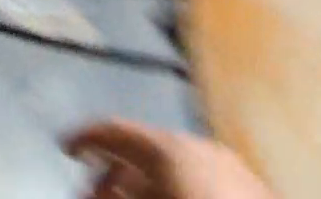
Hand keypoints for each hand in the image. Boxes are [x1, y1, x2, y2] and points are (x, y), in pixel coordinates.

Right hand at [65, 120, 273, 198]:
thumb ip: (110, 192)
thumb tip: (87, 191)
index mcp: (168, 147)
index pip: (112, 129)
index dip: (83, 137)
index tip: (65, 149)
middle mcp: (198, 146)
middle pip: (142, 148)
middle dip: (114, 170)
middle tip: (94, 193)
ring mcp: (232, 168)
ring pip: (173, 166)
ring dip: (146, 183)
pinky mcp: (254, 190)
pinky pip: (202, 181)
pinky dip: (178, 189)